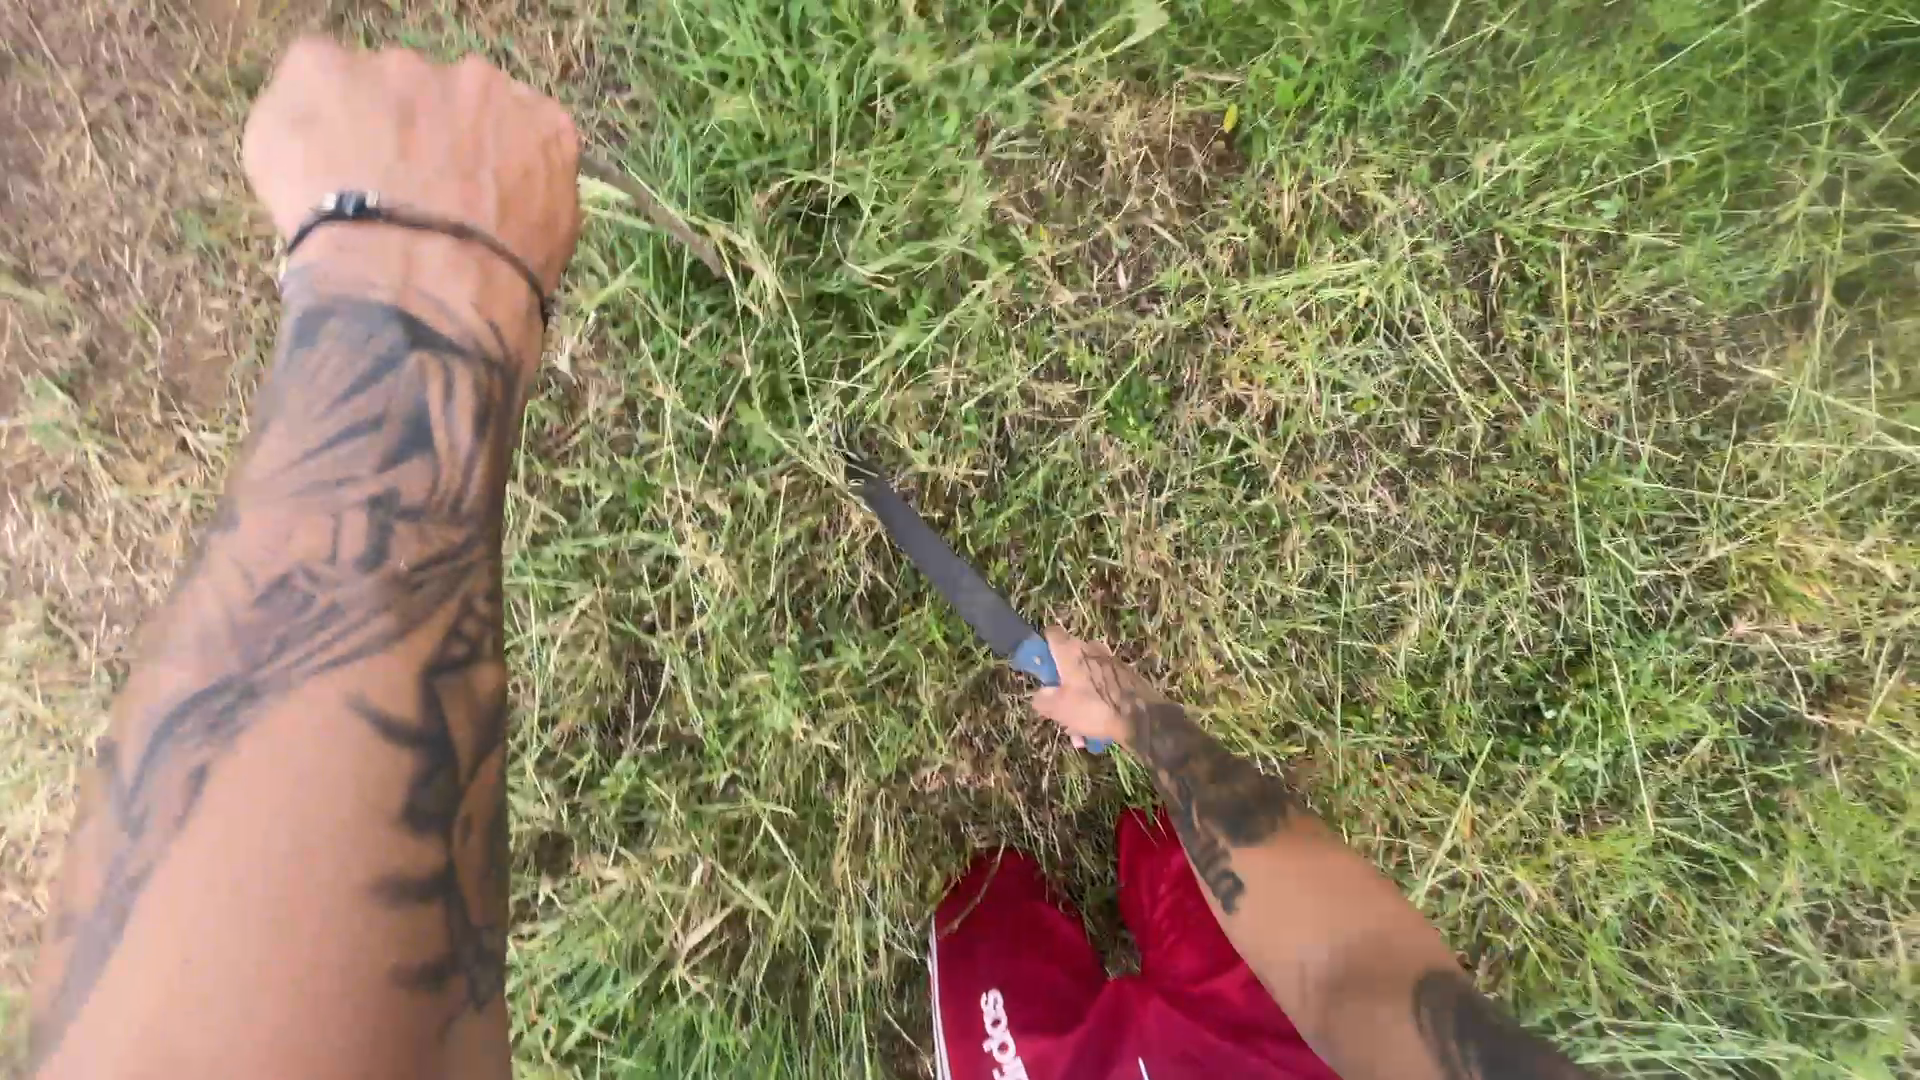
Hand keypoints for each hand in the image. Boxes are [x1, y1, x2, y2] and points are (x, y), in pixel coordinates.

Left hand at [242, 37, 581, 294]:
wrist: (427, 287)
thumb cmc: (504, 280)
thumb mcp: (554, 240)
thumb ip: (533, 189)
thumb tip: (506, 189)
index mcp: (545, 125)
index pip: (520, 124)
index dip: (492, 157)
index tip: (476, 188)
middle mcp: (480, 81)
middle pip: (448, 97)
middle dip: (432, 135)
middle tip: (417, 193)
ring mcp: (401, 69)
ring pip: (380, 90)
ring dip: (373, 129)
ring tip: (364, 192)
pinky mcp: (323, 67)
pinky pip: (312, 87)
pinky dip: (313, 125)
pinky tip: (322, 178)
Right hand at [1030, 628, 1170, 750]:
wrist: (1142, 718)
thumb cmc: (1094, 707)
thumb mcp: (1058, 708)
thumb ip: (1042, 699)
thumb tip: (1040, 695)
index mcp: (1071, 651)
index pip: (1051, 633)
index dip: (1044, 647)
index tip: (1042, 667)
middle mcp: (1091, 649)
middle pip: (1069, 660)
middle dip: (1063, 684)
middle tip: (1060, 708)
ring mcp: (1110, 660)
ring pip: (1087, 677)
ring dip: (1080, 699)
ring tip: (1080, 730)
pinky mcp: (1126, 674)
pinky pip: (1103, 685)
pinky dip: (1097, 701)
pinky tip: (1097, 727)